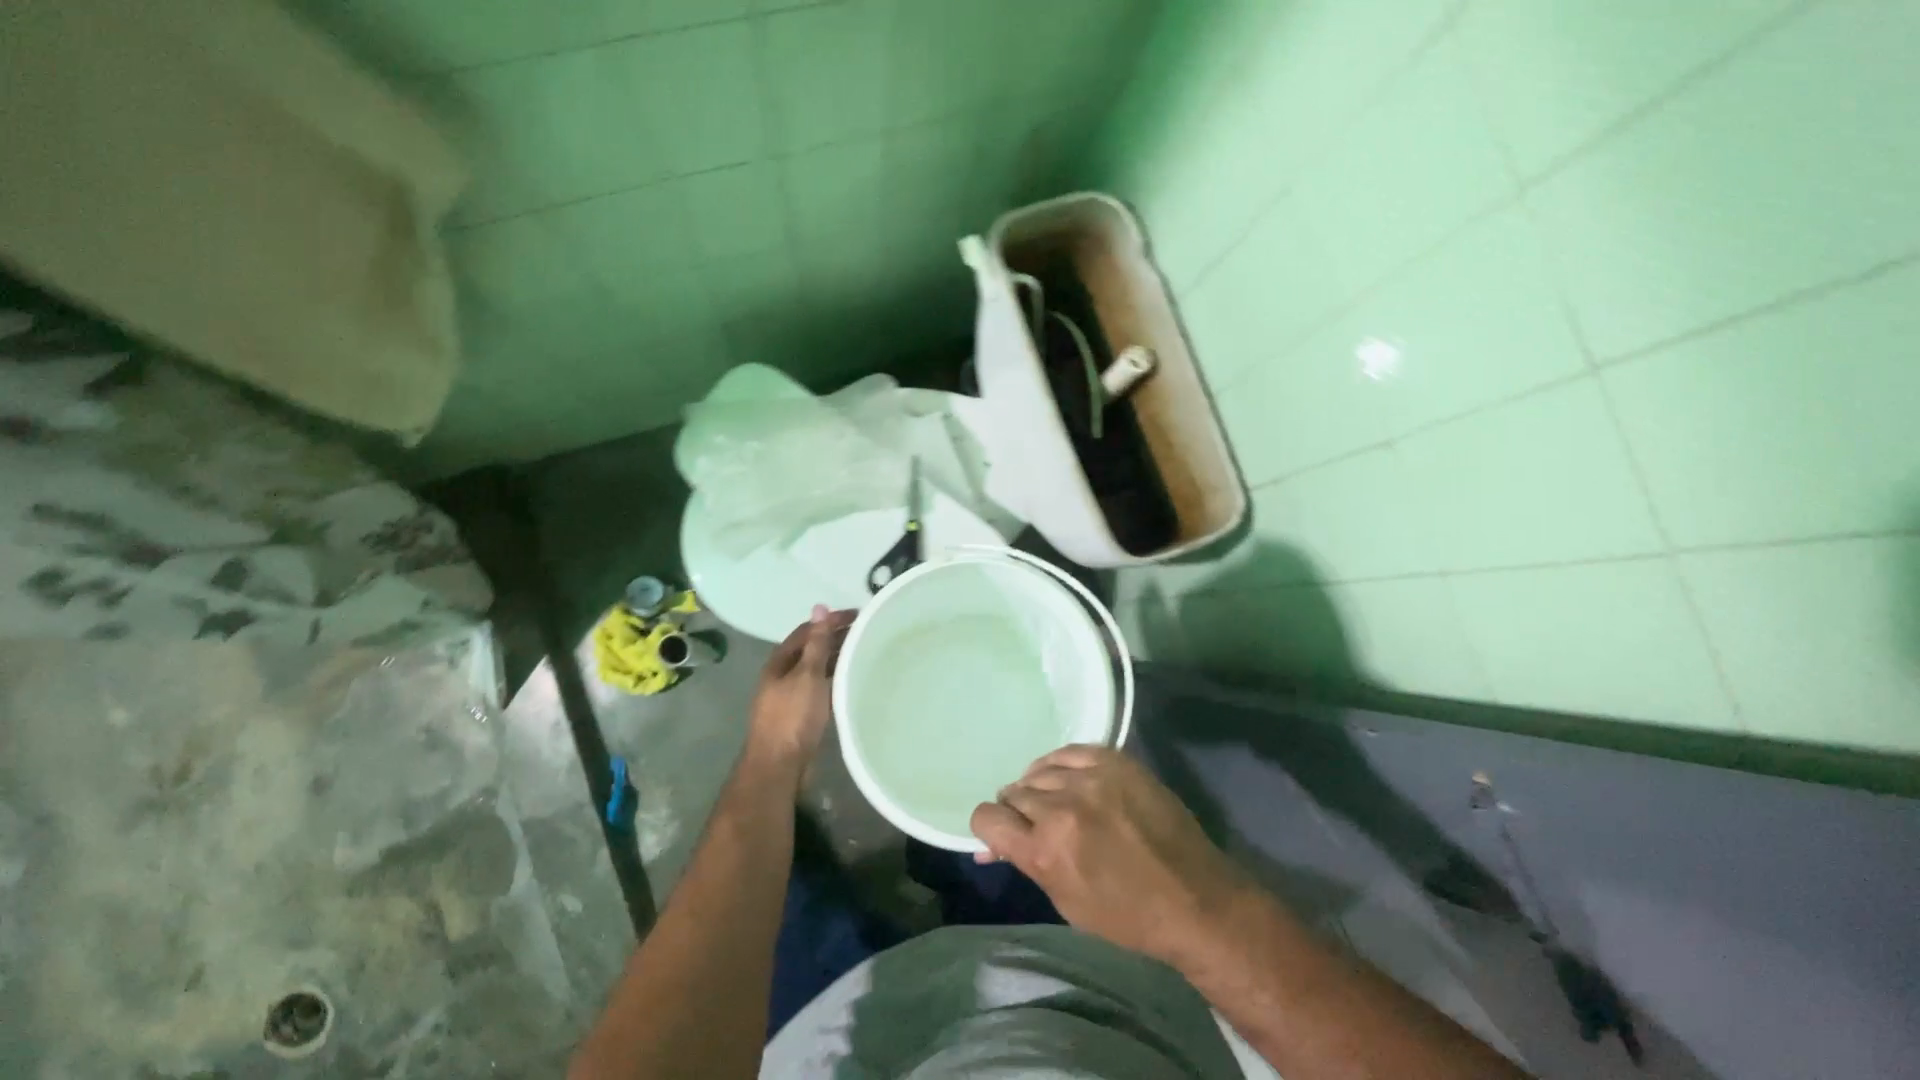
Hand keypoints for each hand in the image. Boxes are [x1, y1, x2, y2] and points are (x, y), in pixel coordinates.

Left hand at [747, 605, 854, 771]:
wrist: (779, 765)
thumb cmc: (792, 716)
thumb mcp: (807, 675)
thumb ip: (816, 643)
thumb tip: (819, 606)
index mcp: (780, 662)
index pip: (808, 630)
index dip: (831, 620)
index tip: (859, 615)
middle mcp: (783, 675)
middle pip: (812, 649)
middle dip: (836, 638)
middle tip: (867, 632)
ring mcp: (791, 696)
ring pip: (817, 670)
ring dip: (837, 659)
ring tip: (864, 652)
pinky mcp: (801, 715)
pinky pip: (820, 688)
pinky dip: (835, 679)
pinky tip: (852, 680)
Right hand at [971, 745, 1251, 966]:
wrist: (1194, 898)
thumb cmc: (1127, 916)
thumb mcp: (1064, 901)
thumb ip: (1025, 862)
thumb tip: (989, 846)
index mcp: (1045, 849)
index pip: (987, 818)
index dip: (990, 828)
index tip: (1004, 835)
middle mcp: (1062, 807)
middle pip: (1013, 792)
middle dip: (1018, 811)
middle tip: (1038, 826)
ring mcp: (1092, 779)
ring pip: (1039, 771)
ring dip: (1041, 788)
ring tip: (1058, 804)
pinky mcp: (1117, 762)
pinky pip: (1070, 751)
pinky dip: (1063, 766)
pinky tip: (1070, 779)